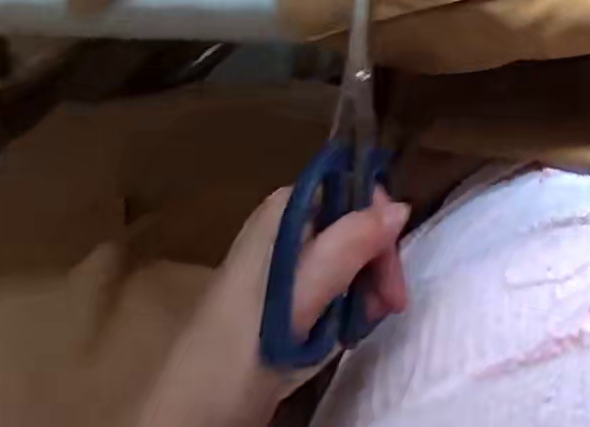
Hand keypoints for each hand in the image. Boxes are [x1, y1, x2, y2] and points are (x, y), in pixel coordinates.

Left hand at [137, 187, 410, 426]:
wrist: (189, 420)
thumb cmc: (242, 351)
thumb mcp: (298, 299)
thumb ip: (347, 246)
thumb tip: (400, 205)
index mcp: (283, 210)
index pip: (350, 186)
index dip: (378, 219)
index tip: (391, 268)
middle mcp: (285, 224)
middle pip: (352, 220)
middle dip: (377, 259)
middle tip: (391, 304)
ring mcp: (284, 258)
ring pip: (348, 251)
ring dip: (368, 284)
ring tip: (368, 322)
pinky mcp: (284, 292)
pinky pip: (332, 279)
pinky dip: (349, 301)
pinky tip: (350, 327)